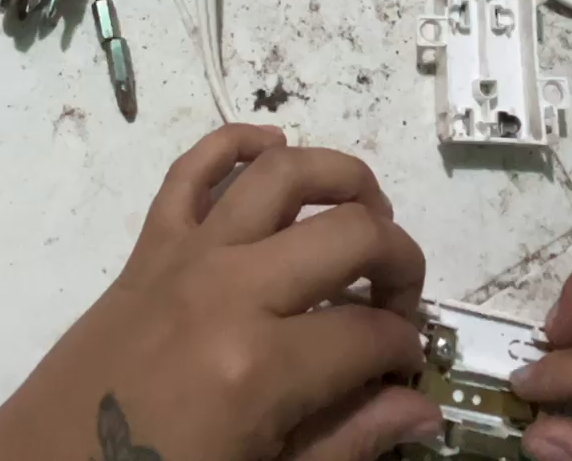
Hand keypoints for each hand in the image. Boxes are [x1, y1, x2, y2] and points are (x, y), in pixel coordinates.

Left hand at [0, 124, 439, 460]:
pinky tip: (273, 144)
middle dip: (398, 256)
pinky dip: (237, 140)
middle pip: (347, 233)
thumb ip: (349, 442)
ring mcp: (187, 252)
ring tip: (368, 207)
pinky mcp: (150, 240)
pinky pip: (193, 166)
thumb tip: (422, 406)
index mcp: (260, 368)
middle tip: (399, 291)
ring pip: (281, 173)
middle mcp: (231, 287)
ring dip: (341, 175)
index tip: (408, 363)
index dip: (405, 346)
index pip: (369, 333)